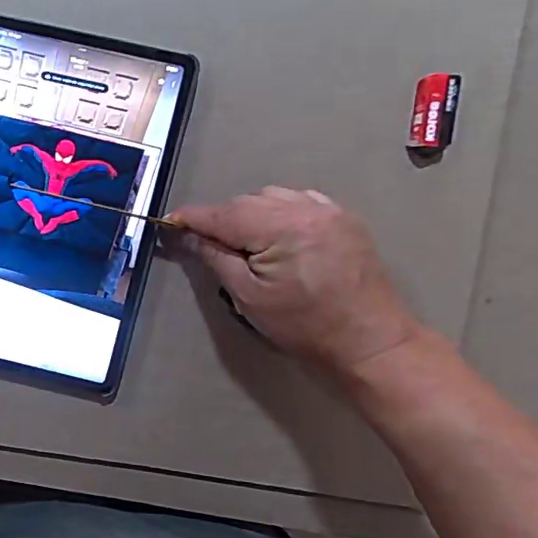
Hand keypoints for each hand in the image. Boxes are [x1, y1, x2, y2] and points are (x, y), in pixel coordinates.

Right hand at [168, 187, 421, 373]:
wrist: (369, 341)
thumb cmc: (303, 325)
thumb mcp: (248, 295)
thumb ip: (215, 257)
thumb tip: (188, 235)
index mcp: (282, 227)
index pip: (223, 214)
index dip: (192, 218)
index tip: (169, 222)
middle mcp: (307, 209)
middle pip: (246, 202)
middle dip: (222, 220)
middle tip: (208, 247)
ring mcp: (329, 211)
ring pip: (271, 197)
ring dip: (249, 214)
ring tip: (245, 245)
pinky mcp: (342, 219)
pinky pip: (297, 201)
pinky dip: (277, 212)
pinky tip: (275, 235)